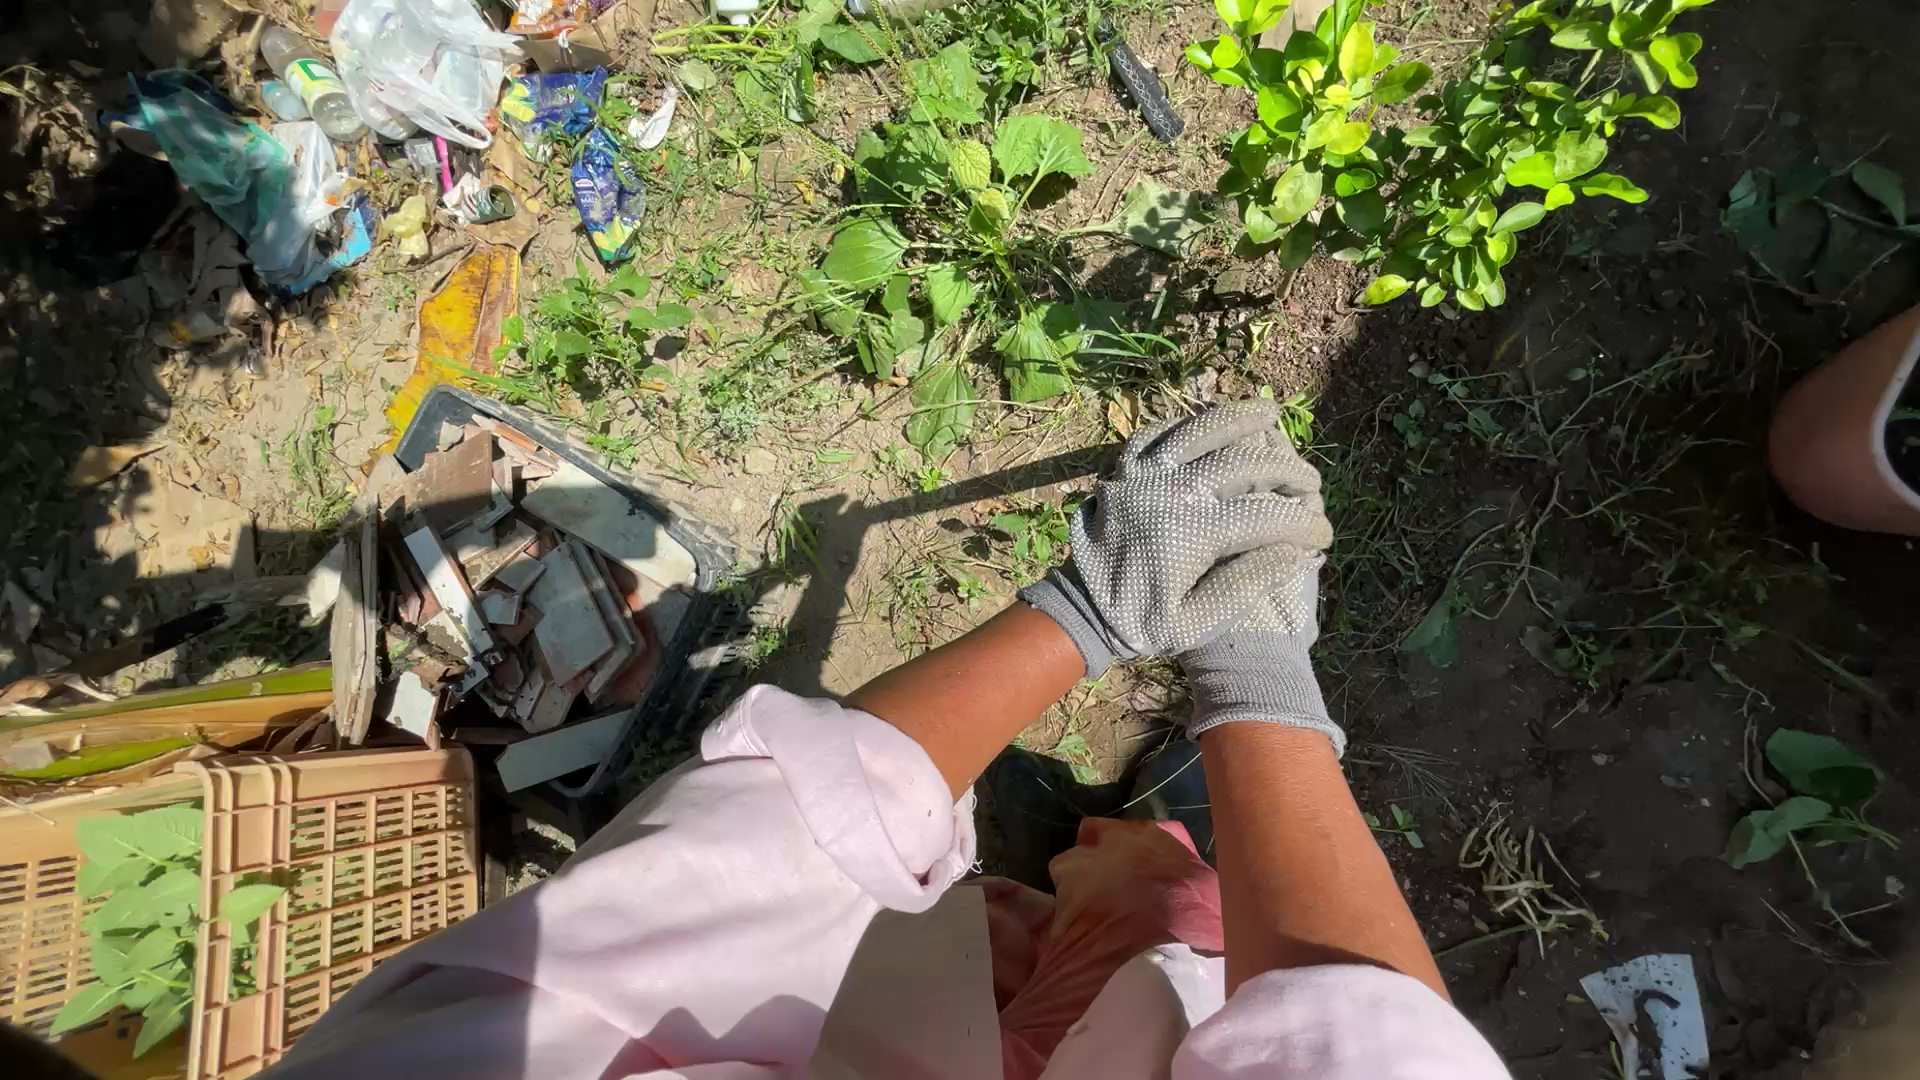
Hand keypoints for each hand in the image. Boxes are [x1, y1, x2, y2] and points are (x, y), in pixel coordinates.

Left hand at [1018, 398, 1329, 677]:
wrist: (1079, 607)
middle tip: (1310, 482)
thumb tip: (1291, 553)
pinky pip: (1154, 433)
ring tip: (1270, 412)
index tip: (1321, 535)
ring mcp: (1141, 474)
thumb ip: (1244, 586)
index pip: (1267, 516)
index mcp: (1192, 532)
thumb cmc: (1137, 621)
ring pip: (1199, 431)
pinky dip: (1183, 423)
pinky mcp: (1120, 470)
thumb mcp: (1194, 622)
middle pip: (1244, 463)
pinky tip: (1203, 422)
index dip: (1304, 525)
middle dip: (1287, 470)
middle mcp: (1169, 492)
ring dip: (1239, 418)